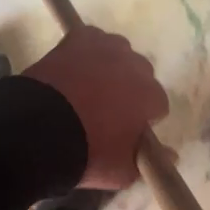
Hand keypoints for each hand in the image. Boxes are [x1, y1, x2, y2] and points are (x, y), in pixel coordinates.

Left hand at [23, 27, 168, 188]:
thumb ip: (147, 161)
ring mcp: (105, 48)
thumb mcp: (122, 171)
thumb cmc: (87, 153)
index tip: (127, 130)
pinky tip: (75, 67)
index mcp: (149, 95)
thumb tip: (172, 155)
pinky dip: (87, 50)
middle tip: (107, 110)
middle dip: (130, 89)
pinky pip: (92, 39)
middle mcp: (133, 66)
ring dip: (111, 66)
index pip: (158, 104)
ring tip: (89, 87)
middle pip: (141, 74)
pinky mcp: (77, 40)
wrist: (37, 131)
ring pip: (118, 52)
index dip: (143, 117)